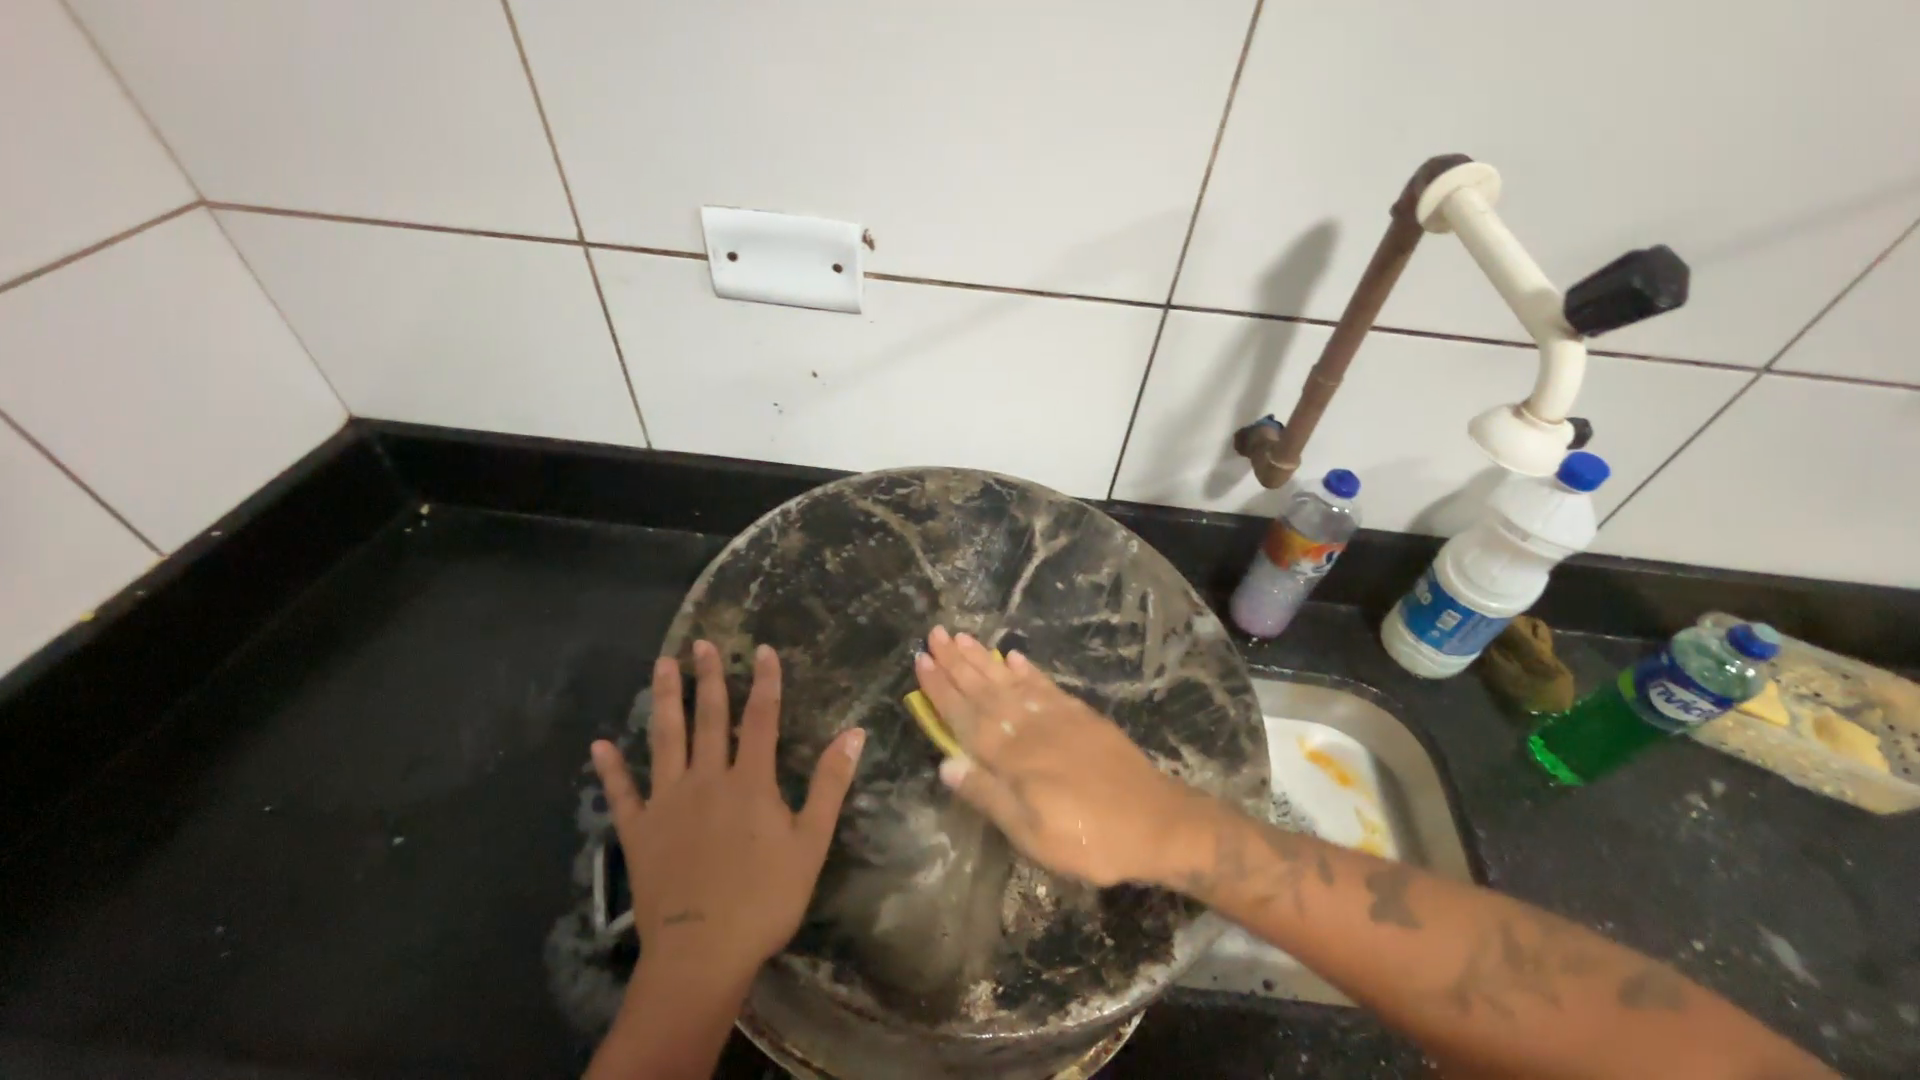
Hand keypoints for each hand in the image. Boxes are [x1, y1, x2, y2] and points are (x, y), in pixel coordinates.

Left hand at [591, 640, 864, 981]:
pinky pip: (622, 793)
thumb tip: (854, 733)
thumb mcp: (811, 842)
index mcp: (750, 782)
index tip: (762, 649)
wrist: (703, 951)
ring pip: (665, 740)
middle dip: (708, 679)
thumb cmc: (765, 898)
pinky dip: (611, 769)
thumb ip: (830, 784)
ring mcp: (667, 802)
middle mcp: (706, 779)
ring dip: (663, 701)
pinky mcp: (638, 831)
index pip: (761, 719)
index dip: (764, 682)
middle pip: (709, 719)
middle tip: (701, 644)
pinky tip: (600, 745)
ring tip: (661, 666)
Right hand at [911, 626, 1191, 886]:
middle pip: (986, 690)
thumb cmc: (1090, 839)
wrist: (1158, 824)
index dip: (941, 690)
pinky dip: (1027, 671)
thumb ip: (989, 795)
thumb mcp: (1032, 834)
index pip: (966, 717)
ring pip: (1012, 681)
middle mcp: (1031, 728)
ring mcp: (1059, 718)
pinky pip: (1047, 686)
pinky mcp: (1083, 717)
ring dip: (985, 659)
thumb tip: (945, 762)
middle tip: (935, 633)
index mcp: (1013, 758)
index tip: (920, 661)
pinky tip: (1015, 657)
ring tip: (962, 636)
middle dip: (957, 663)